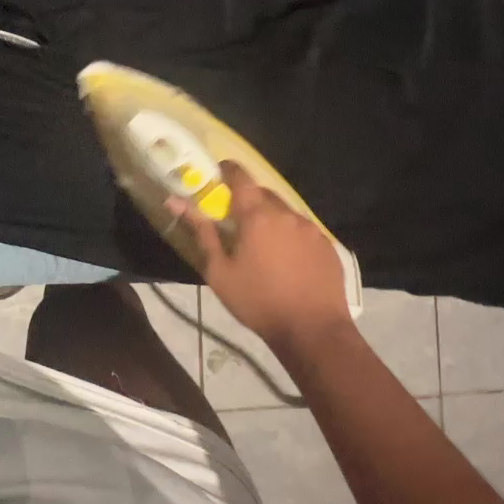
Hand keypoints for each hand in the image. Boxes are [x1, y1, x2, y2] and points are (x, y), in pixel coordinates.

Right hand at [169, 160, 350, 345]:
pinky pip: (303, 230)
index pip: (240, 176)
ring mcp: (310, 229)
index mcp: (256, 215)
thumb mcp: (219, 271)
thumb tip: (175, 202)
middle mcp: (285, 213)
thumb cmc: (258, 301)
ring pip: (284, 212)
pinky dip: (291, 236)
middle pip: (262, 194)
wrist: (314, 332)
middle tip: (237, 223)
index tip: (217, 177)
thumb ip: (201, 232)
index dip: (227, 171)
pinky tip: (288, 261)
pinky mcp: (328, 246)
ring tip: (264, 246)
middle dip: (248, 201)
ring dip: (271, 219)